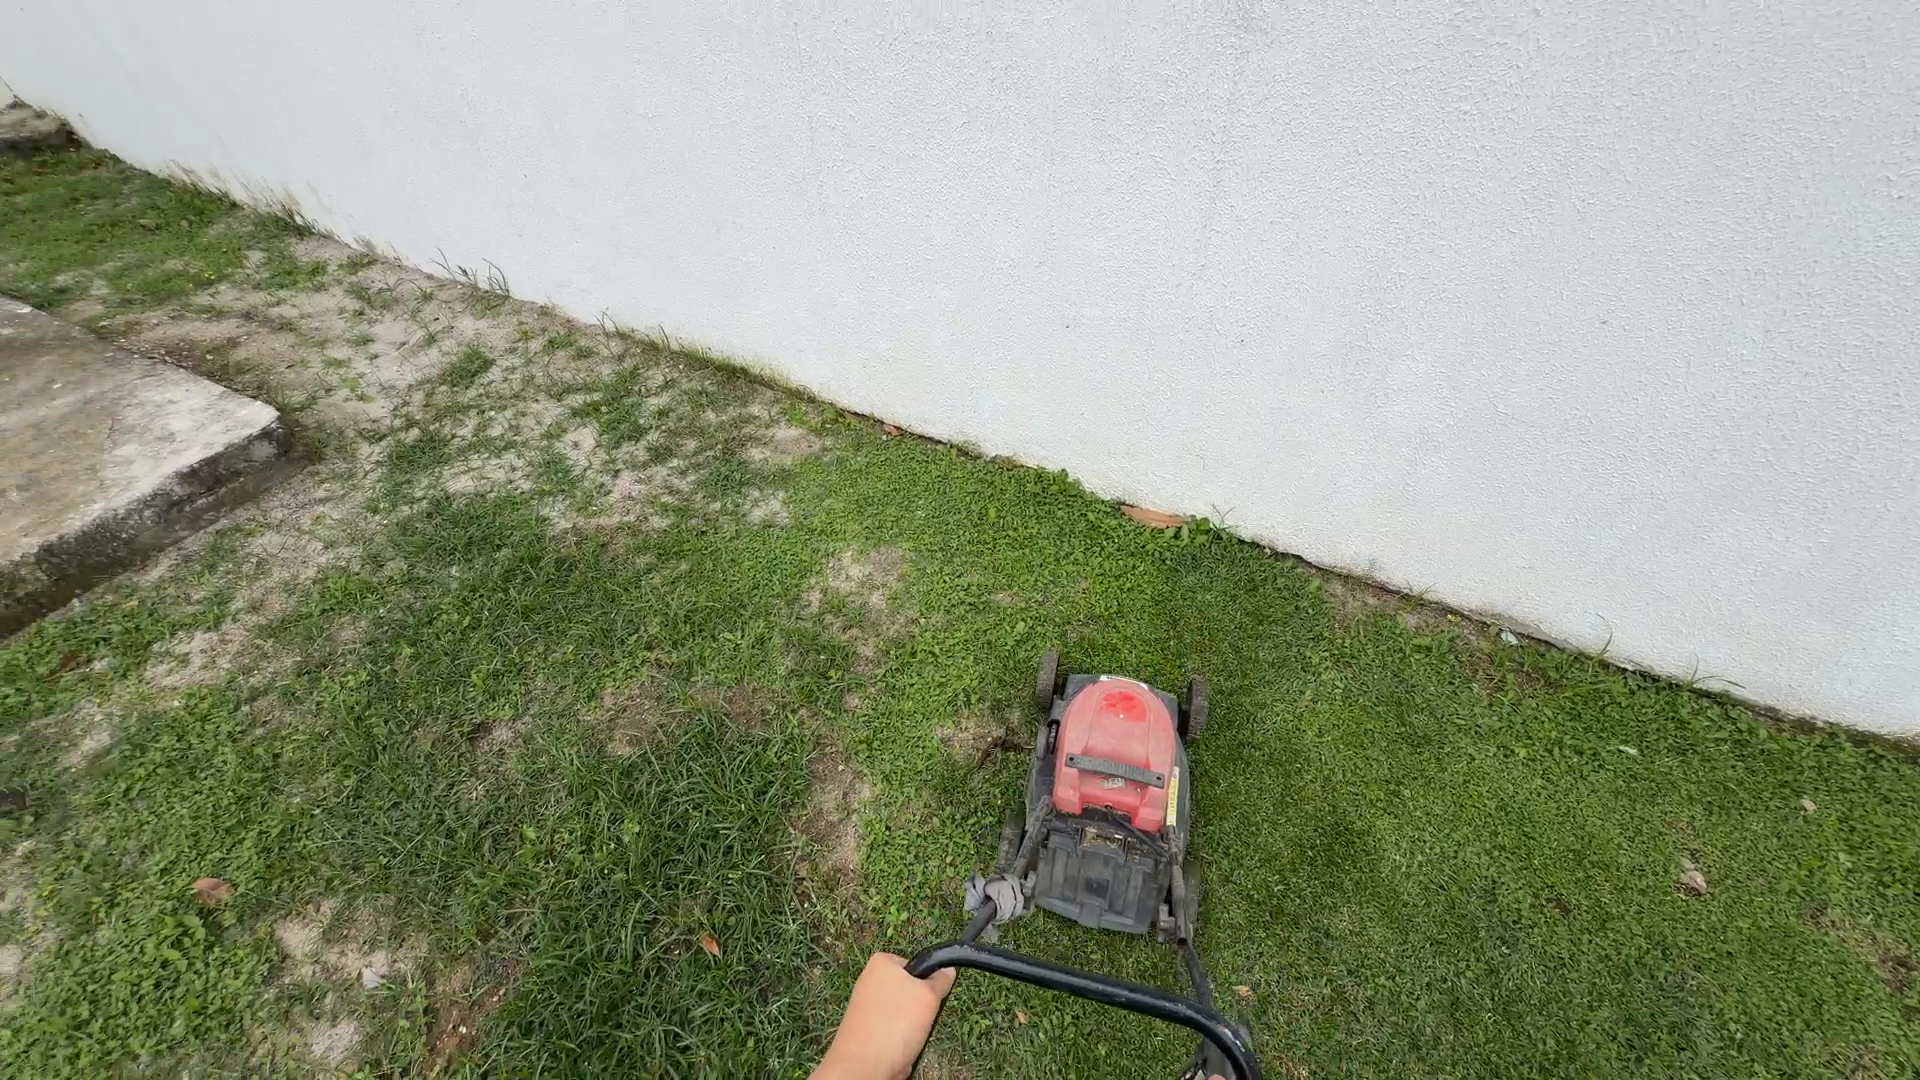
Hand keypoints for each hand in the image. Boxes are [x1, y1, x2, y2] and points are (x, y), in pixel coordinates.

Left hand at [810, 952, 957, 1079]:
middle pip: (909, 995)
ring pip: (902, 1020)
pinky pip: (890, 1037)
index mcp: (881, 962)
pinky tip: (896, 1057)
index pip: (915, 966)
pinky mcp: (862, 1033)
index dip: (927, 984)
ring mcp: (865, 1009)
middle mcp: (869, 982)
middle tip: (919, 1024)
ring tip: (905, 1044)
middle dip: (918, 1015)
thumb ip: (940, 981)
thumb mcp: (928, 997)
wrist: (861, 1069)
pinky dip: (897, 1048)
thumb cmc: (893, 1025)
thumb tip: (948, 970)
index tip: (930, 998)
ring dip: (909, 1035)